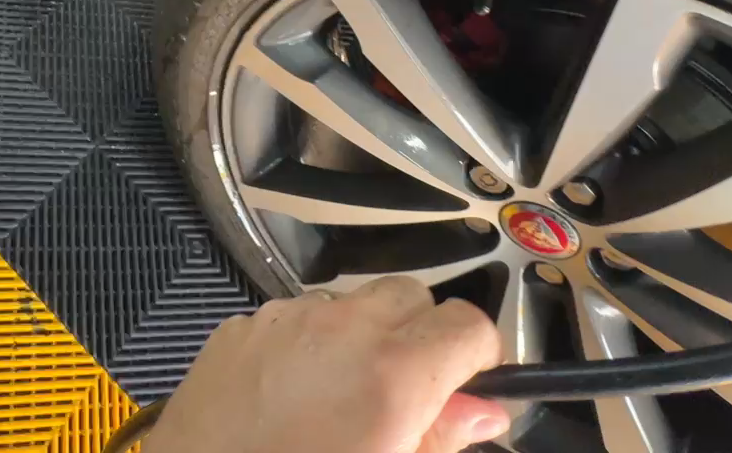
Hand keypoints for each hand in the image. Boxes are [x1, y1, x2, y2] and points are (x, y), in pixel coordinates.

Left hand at [142, 276, 508, 452]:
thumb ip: (442, 439)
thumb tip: (486, 408)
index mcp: (392, 370)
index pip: (467, 321)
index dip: (478, 354)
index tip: (468, 387)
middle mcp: (342, 323)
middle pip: (410, 292)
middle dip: (421, 331)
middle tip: (407, 390)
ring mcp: (287, 314)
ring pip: (351, 298)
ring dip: (362, 332)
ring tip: (340, 394)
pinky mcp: (244, 321)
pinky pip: (296, 313)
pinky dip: (309, 339)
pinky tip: (287, 391)